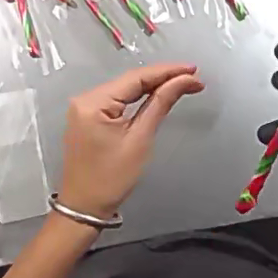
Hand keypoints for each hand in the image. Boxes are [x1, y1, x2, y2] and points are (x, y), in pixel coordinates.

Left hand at [58, 62, 204, 218]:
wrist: (84, 207)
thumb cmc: (112, 178)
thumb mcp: (139, 139)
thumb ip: (160, 104)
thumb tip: (184, 80)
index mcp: (93, 103)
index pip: (136, 78)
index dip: (167, 72)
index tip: (194, 70)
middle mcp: (84, 99)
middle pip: (129, 81)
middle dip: (162, 78)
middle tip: (193, 77)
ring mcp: (83, 108)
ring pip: (124, 89)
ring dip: (152, 86)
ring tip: (182, 83)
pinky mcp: (86, 118)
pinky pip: (116, 100)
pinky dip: (137, 97)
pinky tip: (157, 94)